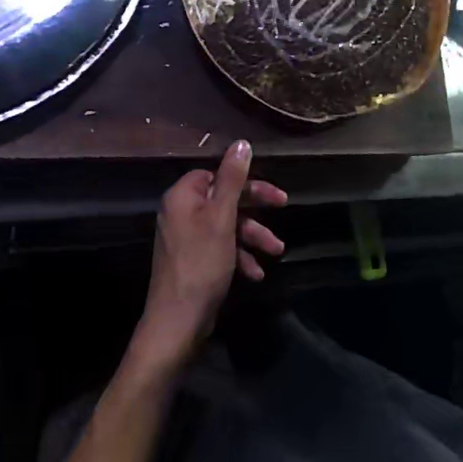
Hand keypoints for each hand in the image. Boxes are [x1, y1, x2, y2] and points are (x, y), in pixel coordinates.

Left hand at [131, 141, 287, 369]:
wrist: (178, 319)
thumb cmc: (201, 263)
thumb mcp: (221, 218)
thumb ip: (233, 180)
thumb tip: (241, 143)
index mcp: (182, 196)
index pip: (215, 175)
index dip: (245, 182)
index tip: (273, 193)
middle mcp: (179, 211)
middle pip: (222, 199)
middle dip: (254, 210)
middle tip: (284, 209)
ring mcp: (184, 237)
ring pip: (224, 226)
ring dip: (251, 236)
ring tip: (276, 252)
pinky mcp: (191, 260)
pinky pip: (218, 248)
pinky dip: (238, 256)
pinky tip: (255, 274)